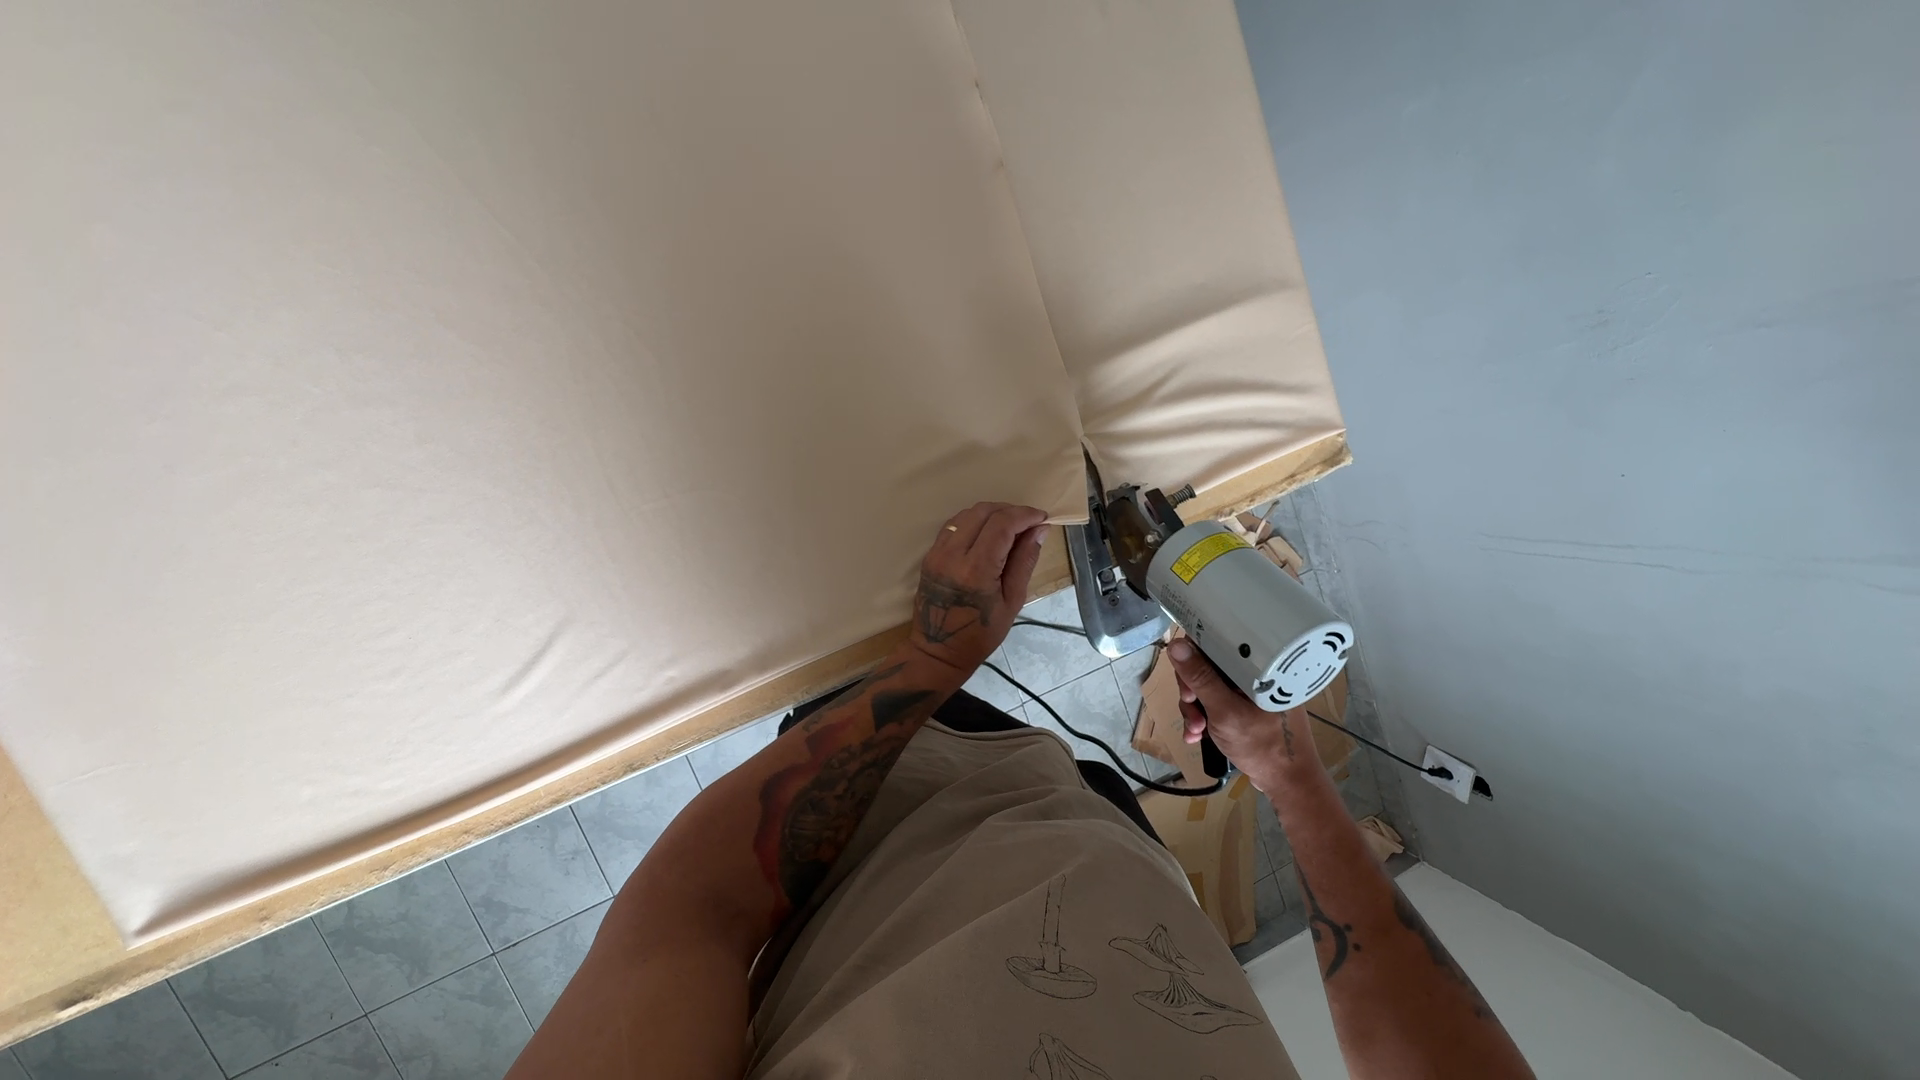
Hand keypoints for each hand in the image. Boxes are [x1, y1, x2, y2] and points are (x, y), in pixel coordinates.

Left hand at [907, 502, 1049, 676]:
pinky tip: (987, 534)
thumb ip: (1025, 560)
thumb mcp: (1013, 600)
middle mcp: (952, 555)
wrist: (938, 651)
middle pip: (983, 512)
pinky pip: (953, 525)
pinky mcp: (930, 555)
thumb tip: (1040, 529)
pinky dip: (974, 522)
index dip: (1024, 515)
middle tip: (1028, 523)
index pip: (1002, 524)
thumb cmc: (981, 633)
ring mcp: (937, 553)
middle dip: (1010, 510)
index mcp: (976, 570)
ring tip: (1009, 527)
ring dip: (991, 513)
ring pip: (966, 514)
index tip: (1041, 518)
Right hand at [1167, 636, 1313, 783]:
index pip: (1214, 646)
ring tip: (1196, 731)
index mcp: (1254, 666)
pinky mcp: (1245, 710)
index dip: (1191, 661)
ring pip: (1207, 690)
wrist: (1288, 783)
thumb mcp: (1225, 712)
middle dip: (1191, 693)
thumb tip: (1176, 644)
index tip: (1187, 687)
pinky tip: (1198, 736)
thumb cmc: (1262, 746)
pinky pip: (1216, 705)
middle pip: (1206, 669)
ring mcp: (1248, 694)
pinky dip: (1204, 719)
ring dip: (1194, 710)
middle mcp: (1251, 674)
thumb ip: (1200, 678)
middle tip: (1192, 712)